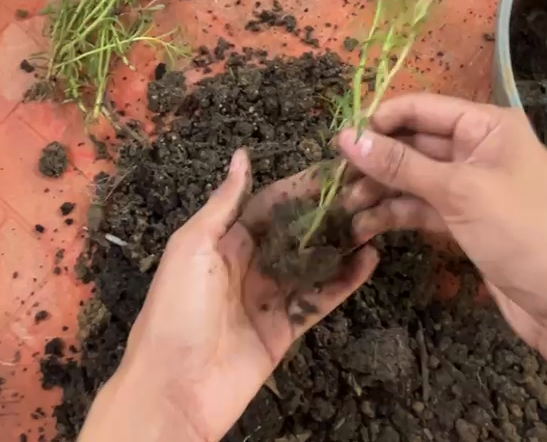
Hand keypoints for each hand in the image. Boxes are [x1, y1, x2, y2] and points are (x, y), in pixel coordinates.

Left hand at [80, 149, 379, 441]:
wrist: (172, 390)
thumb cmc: (174, 309)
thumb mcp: (192, 247)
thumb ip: (224, 204)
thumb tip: (242, 156)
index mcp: (225, 240)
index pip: (269, 205)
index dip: (298, 187)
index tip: (331, 168)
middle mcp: (251, 264)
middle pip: (295, 232)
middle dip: (325, 212)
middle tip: (363, 190)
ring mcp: (270, 297)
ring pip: (312, 263)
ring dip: (340, 243)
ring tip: (374, 219)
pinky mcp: (286, 329)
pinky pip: (319, 299)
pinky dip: (344, 281)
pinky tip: (369, 260)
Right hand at [336, 93, 546, 347]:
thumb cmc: (522, 233)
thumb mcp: (458, 193)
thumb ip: (401, 164)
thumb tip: (346, 137)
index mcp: (487, 125)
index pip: (423, 108)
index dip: (381, 120)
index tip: (339, 138)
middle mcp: (479, 148)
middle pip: (416, 142)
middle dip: (377, 159)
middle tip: (335, 177)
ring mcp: (473, 186)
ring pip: (415, 177)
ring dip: (381, 189)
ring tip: (344, 206)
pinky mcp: (466, 220)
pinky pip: (423, 206)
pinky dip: (396, 213)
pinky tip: (365, 224)